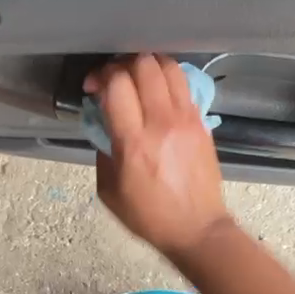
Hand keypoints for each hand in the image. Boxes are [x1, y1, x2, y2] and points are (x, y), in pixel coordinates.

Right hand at [86, 53, 232, 260]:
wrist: (196, 228)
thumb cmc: (148, 215)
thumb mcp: (108, 189)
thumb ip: (103, 150)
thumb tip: (104, 123)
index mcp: (133, 142)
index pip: (117, 84)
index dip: (100, 76)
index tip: (93, 87)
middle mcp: (161, 123)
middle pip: (143, 65)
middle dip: (121, 65)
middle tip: (113, 79)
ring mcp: (186, 118)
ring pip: (167, 66)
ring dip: (147, 65)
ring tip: (136, 78)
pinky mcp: (201, 121)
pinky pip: (183, 83)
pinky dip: (166, 78)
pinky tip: (157, 91)